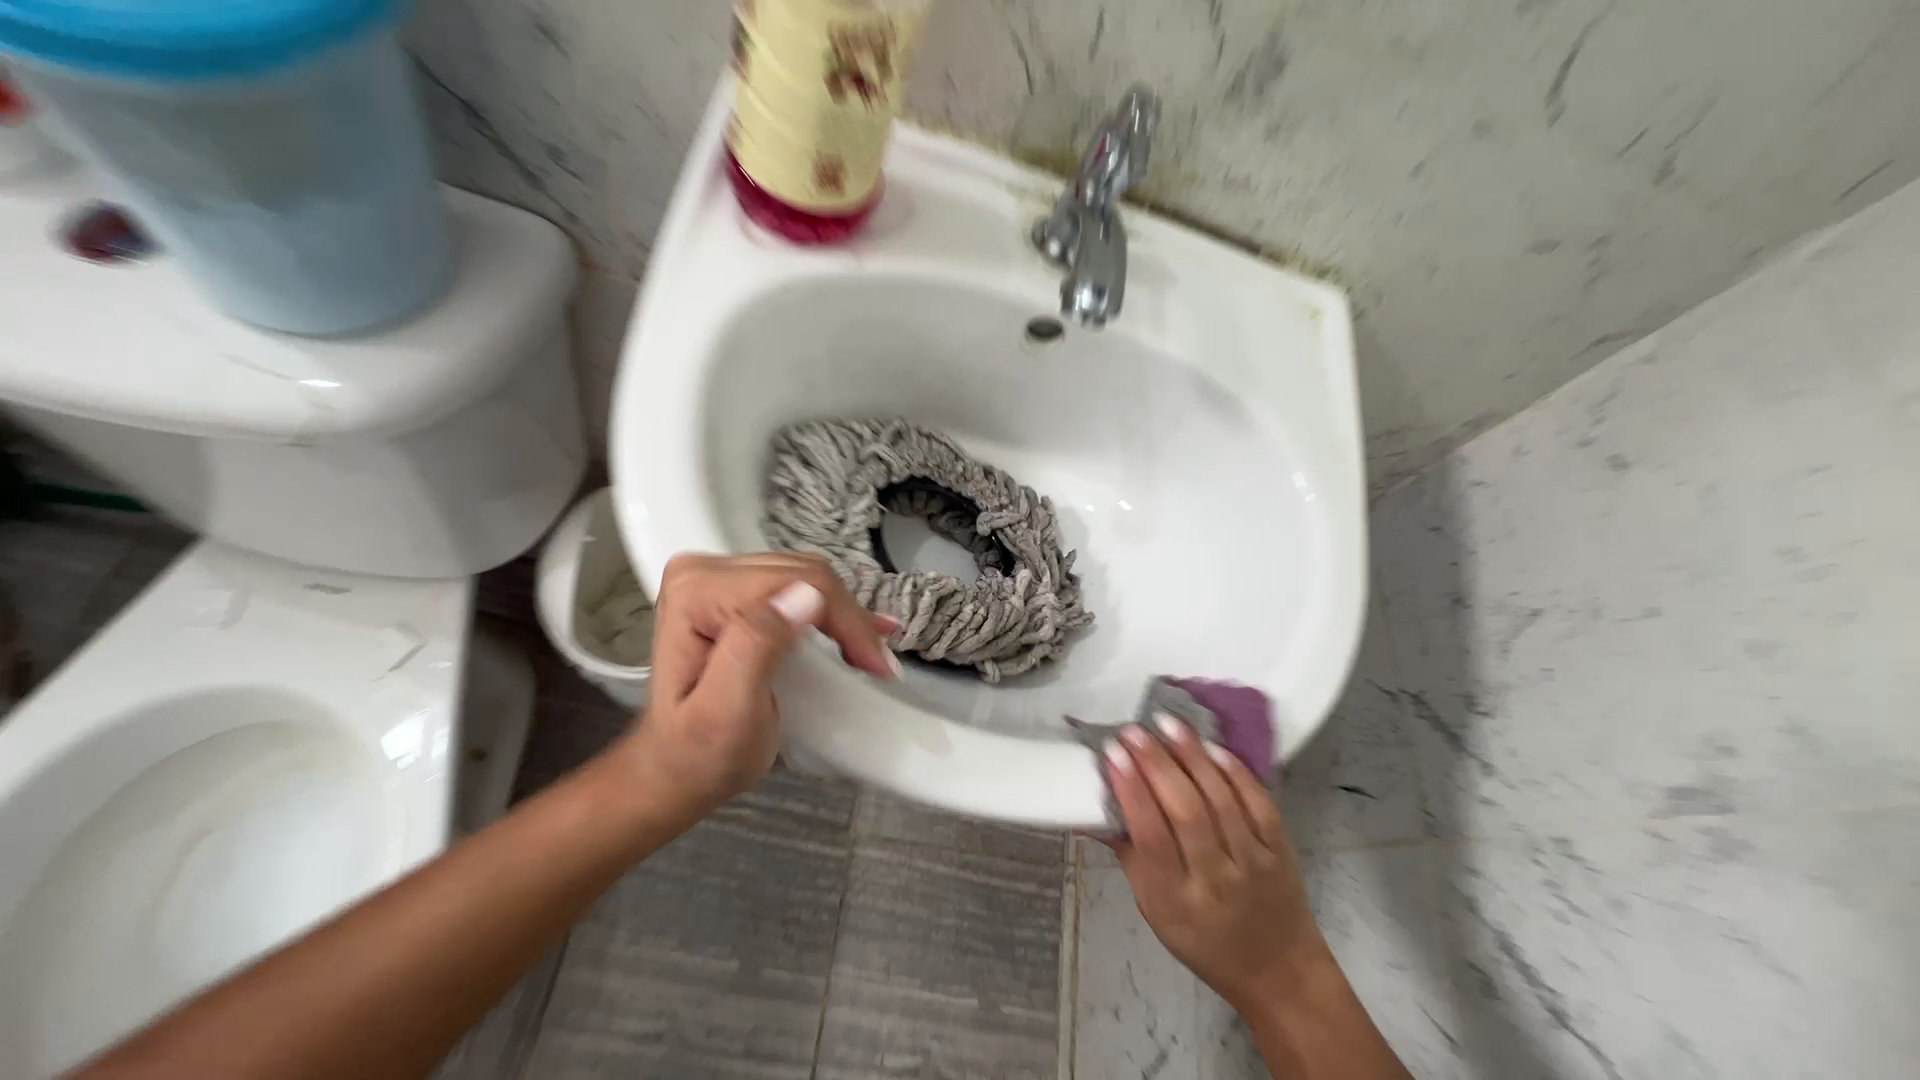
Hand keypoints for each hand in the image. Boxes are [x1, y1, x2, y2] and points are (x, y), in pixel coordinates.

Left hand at [617, 553, 898, 816]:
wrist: (676, 769)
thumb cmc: (699, 755)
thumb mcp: (727, 713)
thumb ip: (757, 648)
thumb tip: (806, 597)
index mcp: (696, 593)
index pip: (794, 582)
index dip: (843, 620)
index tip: (873, 666)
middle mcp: (703, 572)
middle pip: (805, 575)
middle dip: (849, 620)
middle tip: (878, 666)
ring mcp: (718, 578)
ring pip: (809, 577)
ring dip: (846, 616)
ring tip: (873, 653)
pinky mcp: (734, 591)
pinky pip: (798, 586)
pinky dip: (832, 611)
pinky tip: (861, 628)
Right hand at [1098, 719, 1327, 1009]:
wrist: (1278, 969)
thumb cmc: (1203, 940)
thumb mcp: (1155, 910)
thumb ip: (1128, 856)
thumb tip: (1090, 812)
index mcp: (1176, 900)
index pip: (1151, 836)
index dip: (1131, 791)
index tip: (1113, 754)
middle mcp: (1216, 880)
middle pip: (1186, 812)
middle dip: (1156, 764)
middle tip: (1133, 731)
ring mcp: (1252, 862)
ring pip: (1221, 800)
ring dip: (1191, 755)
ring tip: (1167, 723)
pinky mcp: (1280, 849)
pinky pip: (1258, 802)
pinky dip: (1234, 771)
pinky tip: (1211, 747)